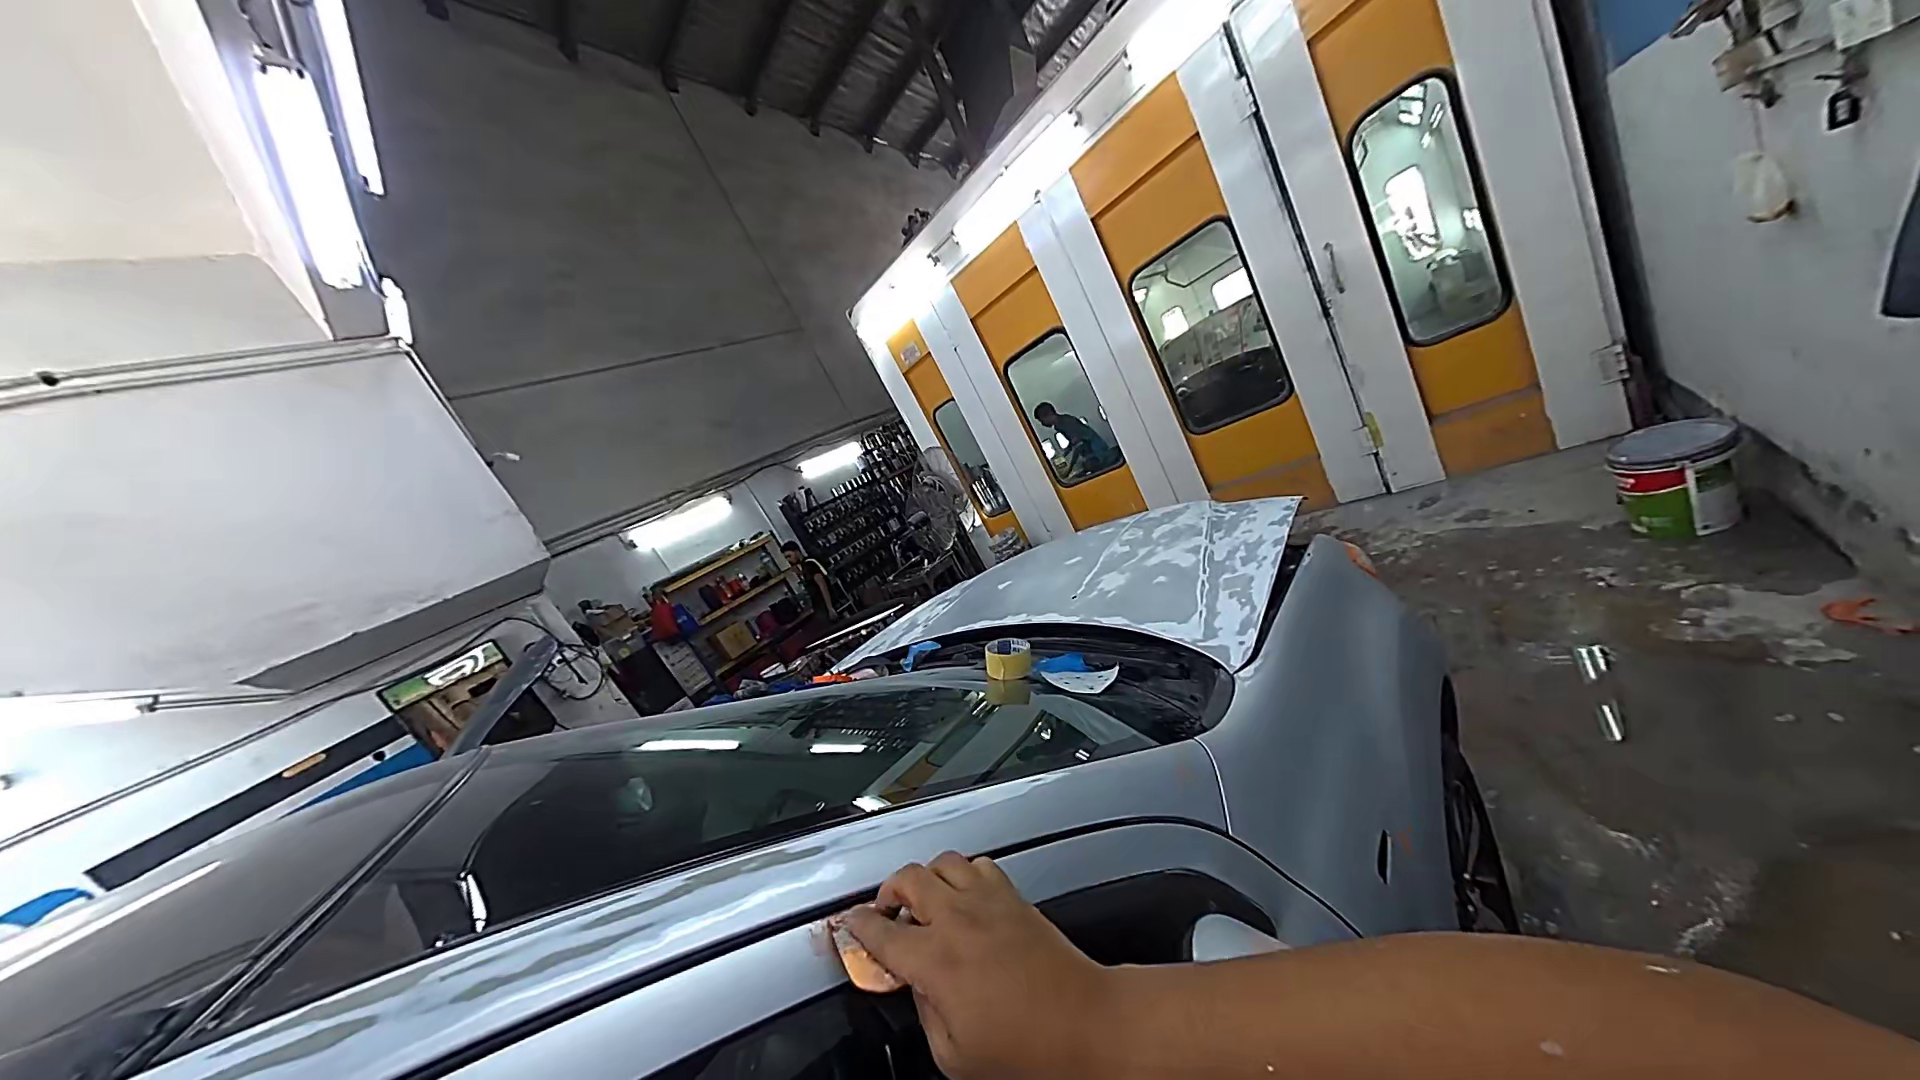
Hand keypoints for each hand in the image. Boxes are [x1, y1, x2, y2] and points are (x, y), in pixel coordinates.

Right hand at [844, 853, 1113, 1079]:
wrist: (1085, 1024)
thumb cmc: (1030, 1048)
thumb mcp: (956, 1056)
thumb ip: (925, 1012)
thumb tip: (916, 986)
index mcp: (937, 961)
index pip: (880, 932)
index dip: (857, 926)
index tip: (850, 924)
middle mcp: (959, 919)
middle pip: (907, 878)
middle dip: (888, 890)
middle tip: (886, 909)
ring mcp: (987, 900)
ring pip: (943, 860)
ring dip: (926, 875)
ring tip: (923, 895)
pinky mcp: (1012, 895)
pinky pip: (979, 864)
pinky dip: (964, 872)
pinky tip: (964, 893)